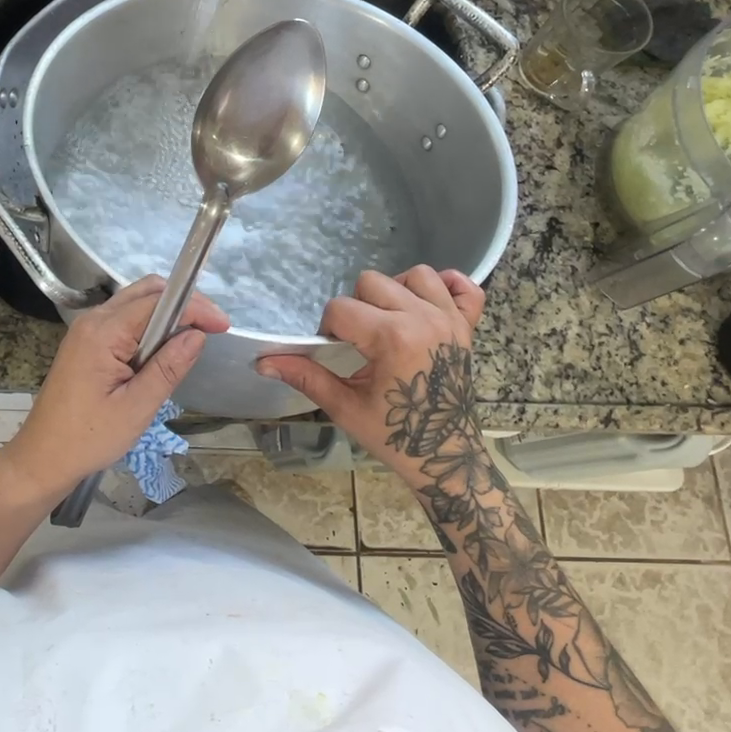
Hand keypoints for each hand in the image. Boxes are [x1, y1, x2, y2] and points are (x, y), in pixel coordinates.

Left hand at [0, 275, 230, 498]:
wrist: (43, 457)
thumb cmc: (88, 437)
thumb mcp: (137, 407)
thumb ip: (168, 367)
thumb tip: (197, 336)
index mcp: (103, 332)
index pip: (157, 301)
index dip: (194, 306)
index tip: (223, 325)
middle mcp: (93, 320)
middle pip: (145, 292)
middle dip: (183, 304)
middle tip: (212, 329)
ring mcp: (87, 330)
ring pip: (135, 304)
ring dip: (166, 315)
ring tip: (193, 341)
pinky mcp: (86, 343)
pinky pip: (124, 321)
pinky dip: (149, 328)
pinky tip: (163, 351)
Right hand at [255, 267, 485, 474]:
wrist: (445, 456)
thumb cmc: (393, 434)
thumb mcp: (344, 406)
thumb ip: (305, 376)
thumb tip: (262, 362)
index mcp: (391, 338)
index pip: (340, 309)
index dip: (328, 329)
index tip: (336, 353)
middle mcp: (422, 318)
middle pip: (372, 282)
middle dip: (357, 307)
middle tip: (361, 341)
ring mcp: (450, 319)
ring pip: (415, 275)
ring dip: (396, 292)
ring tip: (389, 322)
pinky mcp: (468, 326)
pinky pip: (464, 286)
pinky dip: (447, 288)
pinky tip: (427, 305)